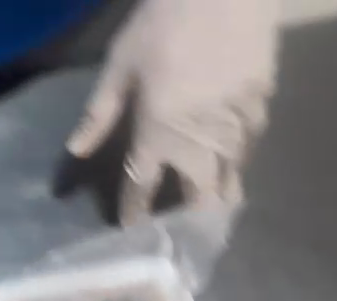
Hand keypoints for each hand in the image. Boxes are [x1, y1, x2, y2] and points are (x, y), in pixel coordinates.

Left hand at [66, 0, 277, 223]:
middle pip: (198, 194)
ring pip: (230, 174)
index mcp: (158, 134)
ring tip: (213, 219)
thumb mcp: (119, 67)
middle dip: (191, 221)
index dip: (135, 214)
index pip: (142, 188)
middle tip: (185, 241)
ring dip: (219, 196)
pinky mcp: (262, 98)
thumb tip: (74, 154)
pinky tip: (234, 170)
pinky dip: (240, 162)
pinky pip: (250, 144)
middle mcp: (199, 138)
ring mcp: (235, 120)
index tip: (130, 232)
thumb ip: (98, 115)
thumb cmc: (164, 21)